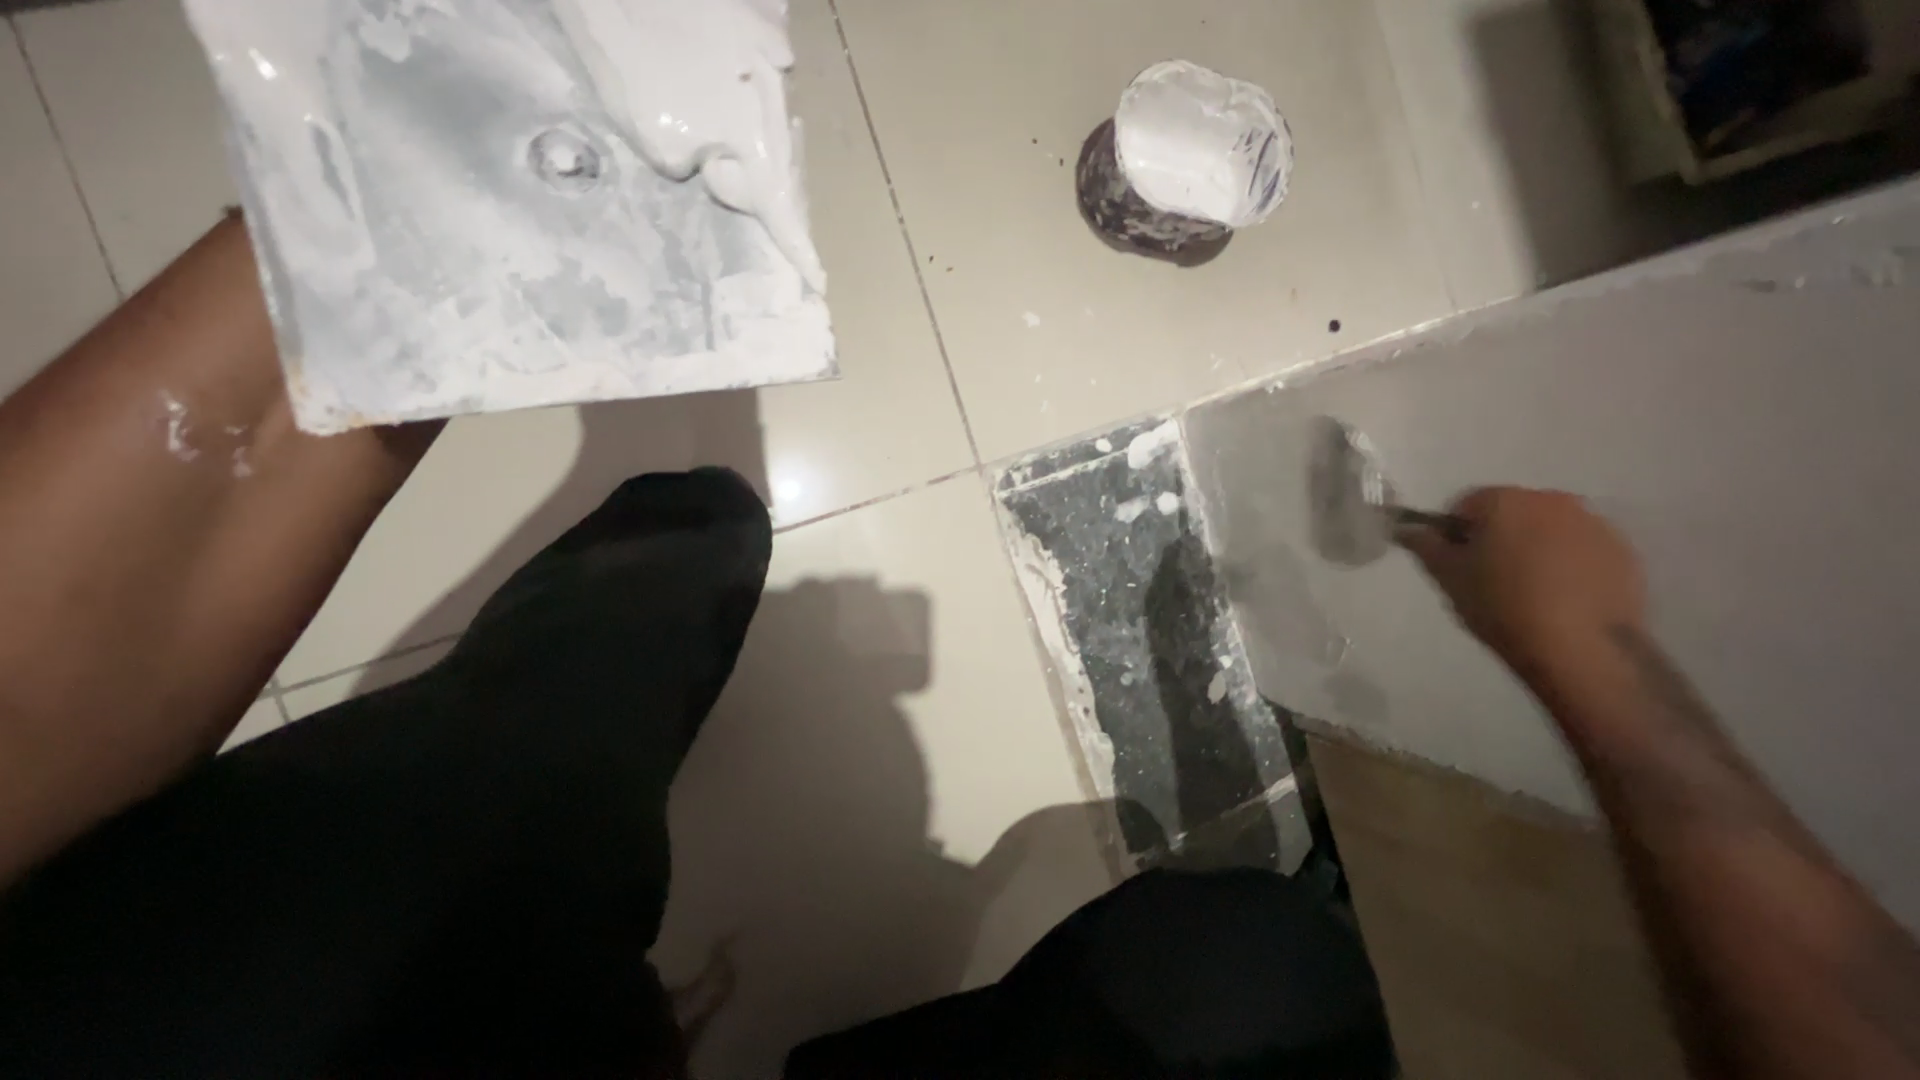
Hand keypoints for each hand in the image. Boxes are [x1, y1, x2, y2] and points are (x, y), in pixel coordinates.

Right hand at [1401, 488, 1645, 672]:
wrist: (1579, 647)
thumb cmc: (1501, 605)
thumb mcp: (1448, 577)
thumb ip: (1424, 545)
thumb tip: (1406, 527)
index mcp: (1505, 500)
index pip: (1468, 505)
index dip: (1457, 534)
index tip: (1459, 565)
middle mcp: (1552, 500)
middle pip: (1512, 512)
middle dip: (1500, 537)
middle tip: (1492, 578)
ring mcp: (1593, 524)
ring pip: (1550, 529)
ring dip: (1536, 548)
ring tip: (1531, 590)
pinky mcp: (1623, 552)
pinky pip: (1583, 549)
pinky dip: (1569, 564)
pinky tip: (1562, 598)